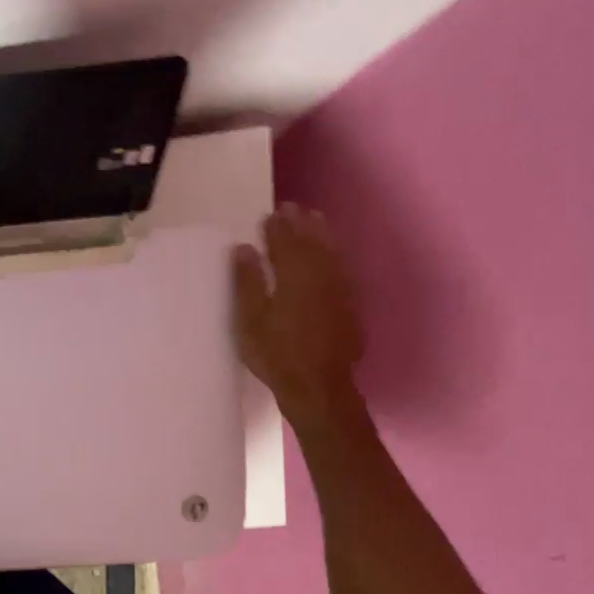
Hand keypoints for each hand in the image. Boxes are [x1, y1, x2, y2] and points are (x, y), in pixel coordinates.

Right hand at [232, 204, 365, 420]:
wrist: (318, 385)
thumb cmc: (275, 354)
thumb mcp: (249, 321)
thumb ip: (247, 283)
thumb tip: (244, 249)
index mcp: (294, 275)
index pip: (284, 241)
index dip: (276, 227)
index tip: (269, 214)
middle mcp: (321, 274)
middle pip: (311, 241)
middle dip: (300, 223)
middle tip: (291, 209)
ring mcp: (339, 288)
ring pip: (331, 251)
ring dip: (321, 233)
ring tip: (313, 221)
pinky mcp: (349, 303)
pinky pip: (342, 267)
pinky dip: (334, 254)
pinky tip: (330, 255)